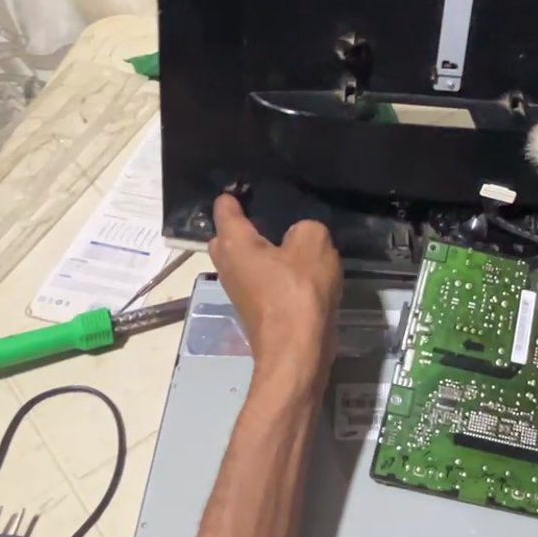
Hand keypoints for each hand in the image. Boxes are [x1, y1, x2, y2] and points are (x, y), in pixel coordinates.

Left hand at [208, 194, 341, 399]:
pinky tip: (296, 270)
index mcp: (234, 244)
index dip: (234, 195)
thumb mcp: (313, 243)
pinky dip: (271, 271)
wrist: (297, 350)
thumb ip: (305, 228)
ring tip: (288, 240)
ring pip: (242, 261)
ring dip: (258, 251)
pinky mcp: (255, 310)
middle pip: (226, 237)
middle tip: (268, 214)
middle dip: (241, 225)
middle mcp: (228, 266)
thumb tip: (297, 236)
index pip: (224, 210)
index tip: (245, 186)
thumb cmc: (299, 291)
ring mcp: (238, 291)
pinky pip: (258, 279)